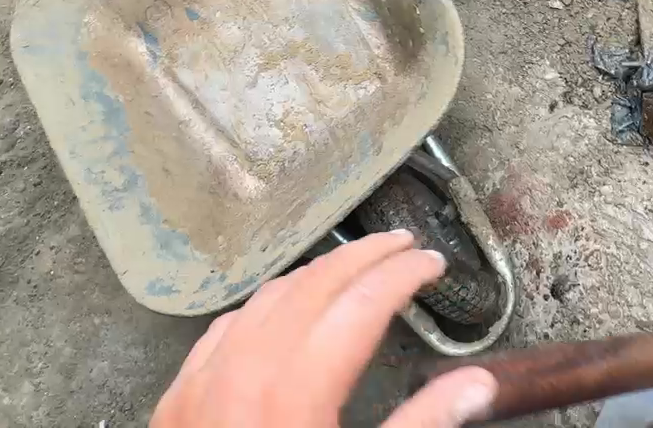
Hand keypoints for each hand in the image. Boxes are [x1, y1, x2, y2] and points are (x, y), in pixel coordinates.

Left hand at [152, 230, 496, 427]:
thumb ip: (421, 425)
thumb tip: (479, 382)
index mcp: (295, 394)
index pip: (364, 302)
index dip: (404, 273)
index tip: (435, 261)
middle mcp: (245, 372)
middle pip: (317, 283)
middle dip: (367, 254)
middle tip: (406, 243)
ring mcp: (201, 384)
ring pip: (271, 294)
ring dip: (321, 272)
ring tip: (359, 266)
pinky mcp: (173, 402)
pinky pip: (229, 326)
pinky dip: (272, 302)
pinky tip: (289, 306)